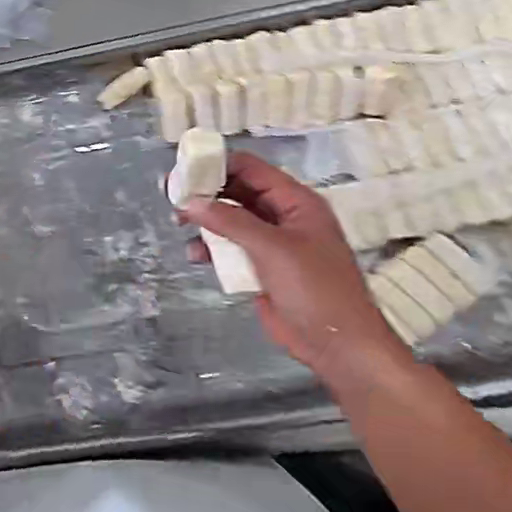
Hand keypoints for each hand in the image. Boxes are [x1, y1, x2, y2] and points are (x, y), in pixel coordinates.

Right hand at [181, 153, 411, 382]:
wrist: (338, 346)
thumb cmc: (315, 289)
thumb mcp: (273, 248)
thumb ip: (230, 222)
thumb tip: (191, 202)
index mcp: (296, 202)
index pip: (251, 169)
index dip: (218, 165)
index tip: (184, 170)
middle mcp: (283, 216)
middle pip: (237, 192)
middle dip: (206, 192)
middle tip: (172, 195)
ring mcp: (272, 243)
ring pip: (230, 220)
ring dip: (205, 220)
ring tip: (178, 223)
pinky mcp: (261, 268)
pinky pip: (230, 248)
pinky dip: (211, 248)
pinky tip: (195, 255)